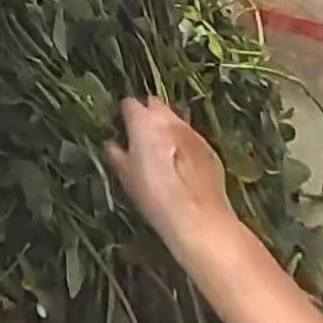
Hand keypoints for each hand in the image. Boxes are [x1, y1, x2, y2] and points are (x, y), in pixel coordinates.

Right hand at [106, 97, 237, 251]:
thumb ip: (114, 151)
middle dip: (147, 115)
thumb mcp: (124, 173)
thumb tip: (112, 143)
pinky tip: (183, 167)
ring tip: (164, 153)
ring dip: (167, 129)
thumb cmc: (153, 192)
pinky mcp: (211, 150)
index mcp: (142, 119)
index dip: (124, 115)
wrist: (199, 220)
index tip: (122, 131)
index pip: (128, 103)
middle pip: (154, 104)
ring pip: (174, 120)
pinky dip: (184, 145)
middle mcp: (168, 119)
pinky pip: (191, 139)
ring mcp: (192, 133)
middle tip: (142, 138)